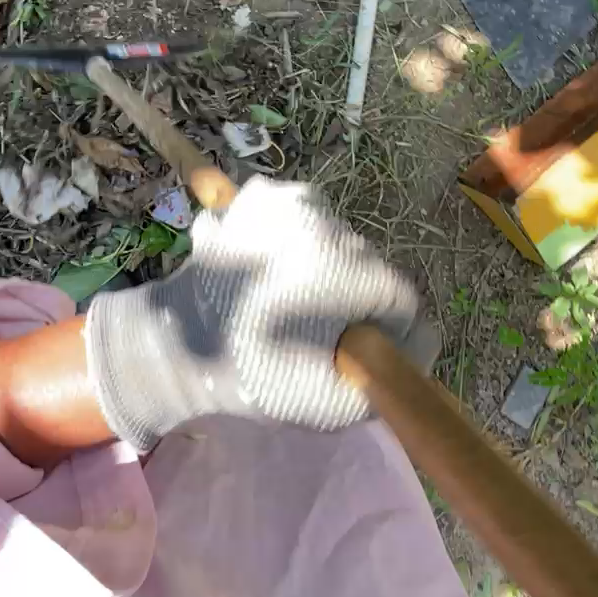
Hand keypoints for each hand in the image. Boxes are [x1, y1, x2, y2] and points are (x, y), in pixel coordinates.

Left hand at [85, 176, 422, 448]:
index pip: (398, 297)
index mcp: (348, 269)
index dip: (382, 327)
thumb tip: (418, 342)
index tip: (352, 344)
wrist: (179, 340)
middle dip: (348, 292)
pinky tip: (268, 262)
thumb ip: (391, 374)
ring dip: (320, 262)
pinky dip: (291, 234)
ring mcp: (287, 202)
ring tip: (283, 293)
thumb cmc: (257, 374)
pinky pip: (297, 213)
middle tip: (310, 321)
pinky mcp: (259, 195)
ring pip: (331, 236)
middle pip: (363, 263)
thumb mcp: (333, 401)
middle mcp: (324, 223)